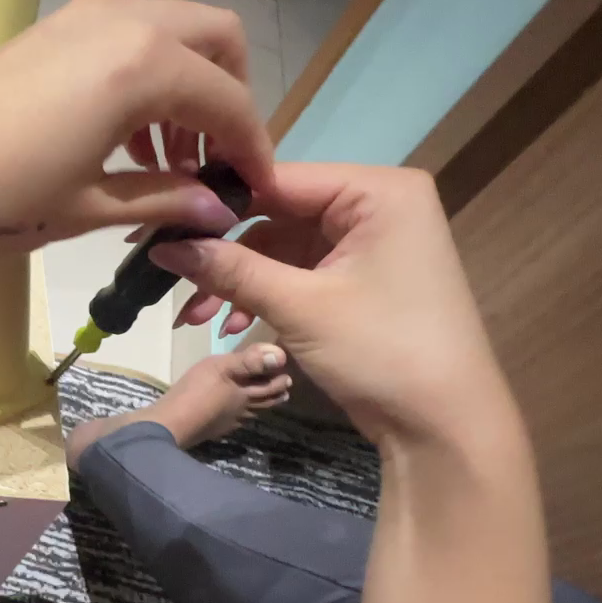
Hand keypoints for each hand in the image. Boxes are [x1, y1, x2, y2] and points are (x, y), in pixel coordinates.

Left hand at [0, 0, 274, 250]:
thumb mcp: (88, 208)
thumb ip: (162, 200)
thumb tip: (216, 207)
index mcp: (143, 66)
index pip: (228, 101)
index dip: (251, 149)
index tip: (255, 189)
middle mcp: (124, 21)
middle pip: (215, 42)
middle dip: (229, 101)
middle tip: (212, 165)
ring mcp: (85, 17)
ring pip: (171, 35)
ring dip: (187, 91)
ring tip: (170, 163)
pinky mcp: (55, 29)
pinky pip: (128, 41)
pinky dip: (147, 81)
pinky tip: (129, 140)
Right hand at [149, 164, 519, 449]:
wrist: (440, 422)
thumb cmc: (380, 349)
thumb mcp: (298, 305)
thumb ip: (229, 270)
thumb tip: (161, 245)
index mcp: (376, 191)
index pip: (278, 179)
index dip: (217, 205)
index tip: (161, 228)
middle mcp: (374, 206)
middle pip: (276, 215)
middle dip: (224, 255)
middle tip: (175, 285)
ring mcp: (367, 244)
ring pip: (279, 249)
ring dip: (237, 283)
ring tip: (197, 321)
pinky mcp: (357, 279)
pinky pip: (296, 275)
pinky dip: (262, 298)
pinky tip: (234, 327)